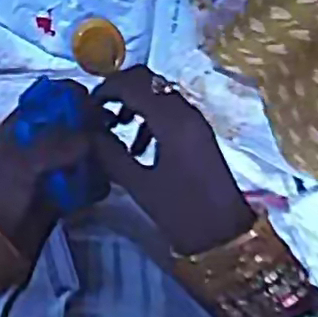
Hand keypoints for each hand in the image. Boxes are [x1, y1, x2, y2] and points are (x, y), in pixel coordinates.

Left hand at [0, 94, 92, 255]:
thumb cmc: (6, 190)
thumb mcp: (28, 159)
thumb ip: (59, 143)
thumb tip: (92, 139)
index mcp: (27, 120)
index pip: (55, 95)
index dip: (75, 96)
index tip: (94, 105)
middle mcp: (43, 136)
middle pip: (76, 120)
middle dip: (93, 126)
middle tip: (108, 135)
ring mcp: (55, 161)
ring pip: (86, 147)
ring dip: (98, 154)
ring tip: (108, 162)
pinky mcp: (65, 186)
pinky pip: (88, 177)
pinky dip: (96, 180)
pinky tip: (98, 186)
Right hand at [91, 66, 253, 254]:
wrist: (229, 237)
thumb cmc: (184, 214)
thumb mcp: (142, 187)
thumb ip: (112, 156)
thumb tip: (88, 135)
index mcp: (171, 120)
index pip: (133, 84)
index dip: (107, 88)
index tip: (88, 104)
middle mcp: (184, 110)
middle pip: (146, 79)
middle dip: (119, 88)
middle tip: (98, 108)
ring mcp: (193, 118)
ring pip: (157, 91)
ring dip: (133, 100)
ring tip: (114, 126)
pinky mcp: (197, 130)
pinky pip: (167, 107)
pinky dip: (148, 114)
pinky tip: (137, 144)